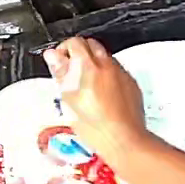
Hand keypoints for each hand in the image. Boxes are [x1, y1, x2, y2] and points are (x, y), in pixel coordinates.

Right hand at [43, 37, 148, 157]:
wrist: (124, 141)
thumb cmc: (97, 127)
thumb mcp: (69, 100)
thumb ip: (61, 73)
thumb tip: (53, 57)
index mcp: (89, 67)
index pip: (74, 42)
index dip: (63, 50)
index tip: (59, 60)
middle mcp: (108, 65)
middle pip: (91, 45)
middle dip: (79, 52)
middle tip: (70, 69)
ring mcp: (121, 74)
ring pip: (104, 57)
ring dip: (93, 63)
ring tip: (85, 84)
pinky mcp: (131, 83)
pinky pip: (117, 70)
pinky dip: (107, 75)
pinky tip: (101, 93)